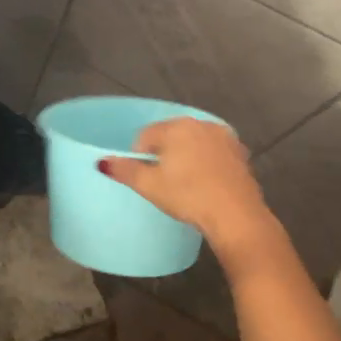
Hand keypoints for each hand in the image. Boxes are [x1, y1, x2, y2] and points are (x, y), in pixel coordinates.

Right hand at [98, 117, 273, 246]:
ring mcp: (224, 137)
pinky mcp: (240, 153)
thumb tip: (100, 162)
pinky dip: (206, 162)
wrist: (236, 216)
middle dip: (164, 154)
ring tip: (185, 183)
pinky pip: (213, 152)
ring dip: (186, 156)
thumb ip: (123, 170)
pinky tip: (205, 183)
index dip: (140, 157)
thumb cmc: (188, 196)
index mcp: (177, 127)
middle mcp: (201, 124)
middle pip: (171, 136)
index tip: (146, 178)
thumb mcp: (148, 185)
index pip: (145, 136)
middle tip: (164, 181)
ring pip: (193, 143)